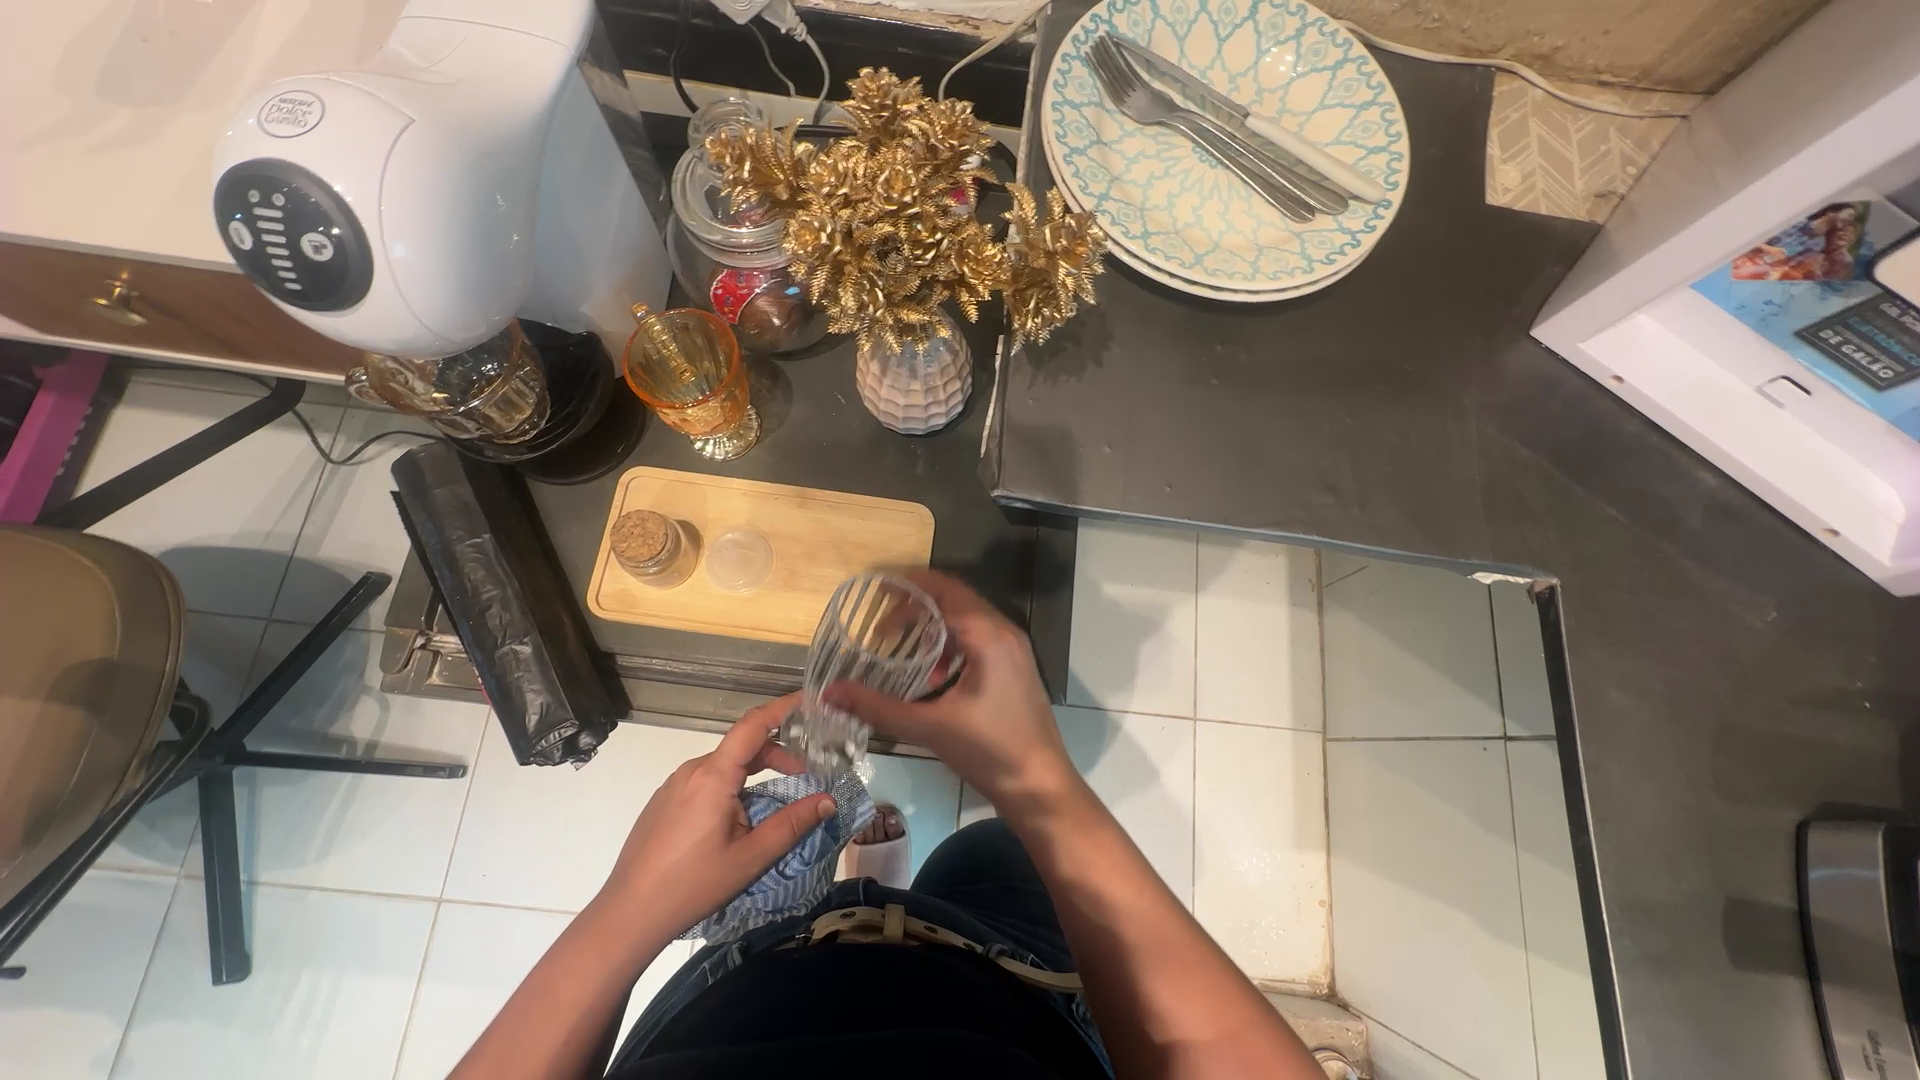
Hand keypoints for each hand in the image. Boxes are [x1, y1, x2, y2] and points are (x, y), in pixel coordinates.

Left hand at [596, 694, 835, 941]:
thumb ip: (792, 824)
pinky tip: (737, 819)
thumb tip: (829, 800)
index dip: (784, 707)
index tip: (811, 700)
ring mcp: (674, 784)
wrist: (629, 913)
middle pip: (742, 745)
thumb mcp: (751, 857)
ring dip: (754, 772)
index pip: (754, 725)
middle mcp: (692, 770)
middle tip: (805, 775)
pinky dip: (732, 785)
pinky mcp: (664, 801)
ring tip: (773, 803)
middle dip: (778, 753)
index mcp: (714, 776)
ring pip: (724, 765)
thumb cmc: (693, 884)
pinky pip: (706, 780)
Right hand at [828, 571, 1081, 808]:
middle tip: (879, 623)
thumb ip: (877, 707)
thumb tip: (830, 692)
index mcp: (988, 636)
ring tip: (899, 644)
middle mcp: (1004, 633)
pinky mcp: (1015, 668)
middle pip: (956, 599)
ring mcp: (1014, 650)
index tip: (876, 591)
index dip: (909, 585)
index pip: (944, 589)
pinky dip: (952, 644)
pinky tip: (932, 676)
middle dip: (916, 606)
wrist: (1040, 786)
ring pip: (968, 619)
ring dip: (934, 626)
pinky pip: (979, 639)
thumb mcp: (929, 728)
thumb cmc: (989, 751)